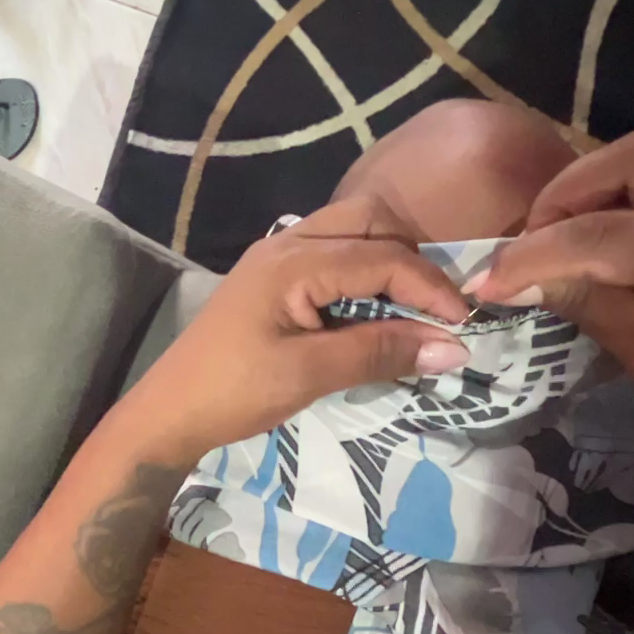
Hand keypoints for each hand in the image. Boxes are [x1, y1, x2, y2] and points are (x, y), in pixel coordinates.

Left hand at [107, 196, 472, 465]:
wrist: (170, 411)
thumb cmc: (234, 393)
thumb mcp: (309, 374)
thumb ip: (379, 353)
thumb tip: (453, 347)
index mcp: (294, 261)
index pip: (383, 258)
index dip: (429, 288)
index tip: (463, 325)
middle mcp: (286, 244)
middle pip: (369, 222)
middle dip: (411, 259)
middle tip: (434, 309)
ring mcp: (274, 258)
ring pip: (349, 234)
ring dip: (386, 261)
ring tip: (408, 309)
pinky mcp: (269, 279)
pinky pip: (329, 256)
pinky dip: (360, 273)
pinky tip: (369, 309)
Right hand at [474, 131, 633, 476]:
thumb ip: (587, 302)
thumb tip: (517, 278)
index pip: (600, 231)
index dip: (533, 252)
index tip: (488, 279)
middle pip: (631, 156)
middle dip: (564, 195)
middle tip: (531, 245)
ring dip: (591, 188)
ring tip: (559, 239)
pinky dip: (624, 193)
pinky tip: (602, 235)